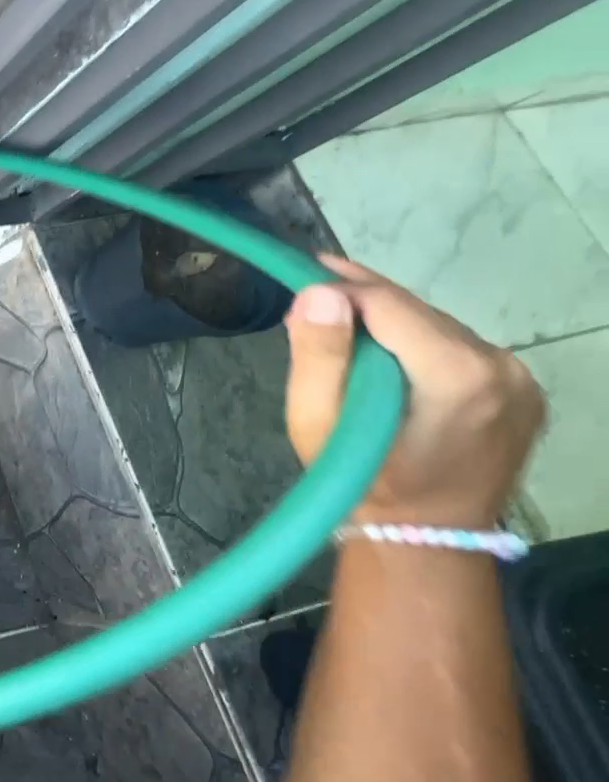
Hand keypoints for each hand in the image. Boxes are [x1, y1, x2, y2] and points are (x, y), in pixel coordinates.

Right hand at [283, 255, 544, 529]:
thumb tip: (318, 291)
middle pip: (414, 311)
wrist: (425, 534)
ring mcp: (519, 379)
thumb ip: (320, 354)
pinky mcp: (518, 389)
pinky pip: (454, 345)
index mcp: (457, 373)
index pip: (388, 303)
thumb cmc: (359, 477)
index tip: (293, 278)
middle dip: (358, 301)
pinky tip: (378, 351)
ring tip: (336, 325)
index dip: (337, 286)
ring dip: (383, 320)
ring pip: (434, 325)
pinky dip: (411, 340)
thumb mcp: (319, 420)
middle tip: (306, 301)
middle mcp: (502, 366)